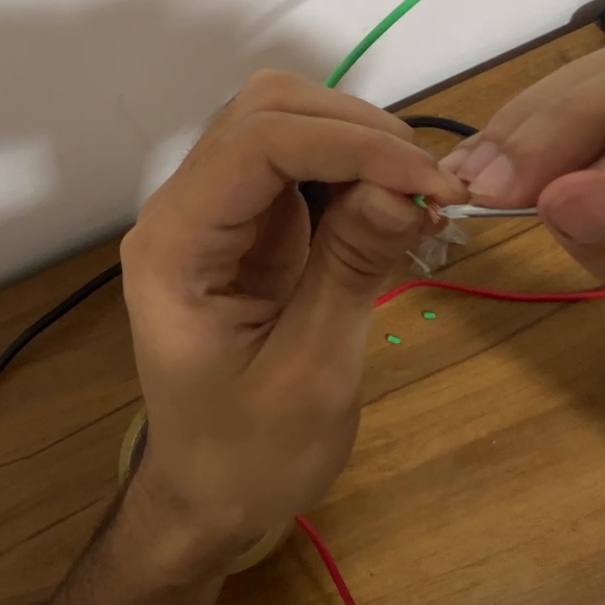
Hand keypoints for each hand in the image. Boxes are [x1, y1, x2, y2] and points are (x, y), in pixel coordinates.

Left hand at [119, 70, 465, 573]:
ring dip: (352, 142)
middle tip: (427, 186)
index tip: (430, 183)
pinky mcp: (239, 225)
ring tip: (416, 193)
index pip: (255, 144)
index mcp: (174, 243)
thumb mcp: (310, 375)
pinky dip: (345, 168)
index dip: (348, 144)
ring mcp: (208, 212)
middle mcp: (180, 210)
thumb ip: (350, 269)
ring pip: (276, 126)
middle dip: (351, 130)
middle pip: (260, 113)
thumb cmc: (246, 455)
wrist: (205, 491)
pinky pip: (290, 166)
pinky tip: (386, 202)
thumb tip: (400, 183)